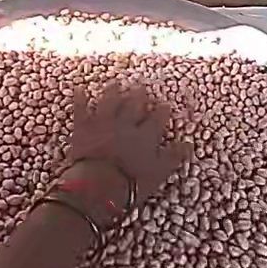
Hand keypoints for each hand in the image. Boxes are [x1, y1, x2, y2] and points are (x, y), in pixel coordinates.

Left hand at [65, 81, 189, 203]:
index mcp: (146, 135)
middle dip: (139, 95)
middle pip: (134, 105)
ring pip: (110, 102)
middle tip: (141, 86)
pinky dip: (80, 98)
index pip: (158, 119)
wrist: (98, 184)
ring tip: (115, 83)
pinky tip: (79, 88)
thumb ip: (173, 156)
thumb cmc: (132, 183)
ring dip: (113, 92)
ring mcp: (104, 123)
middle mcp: (126, 124)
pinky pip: (81, 109)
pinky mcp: (83, 127)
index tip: (165, 105)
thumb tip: (188, 143)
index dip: (162, 112)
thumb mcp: (159, 173)